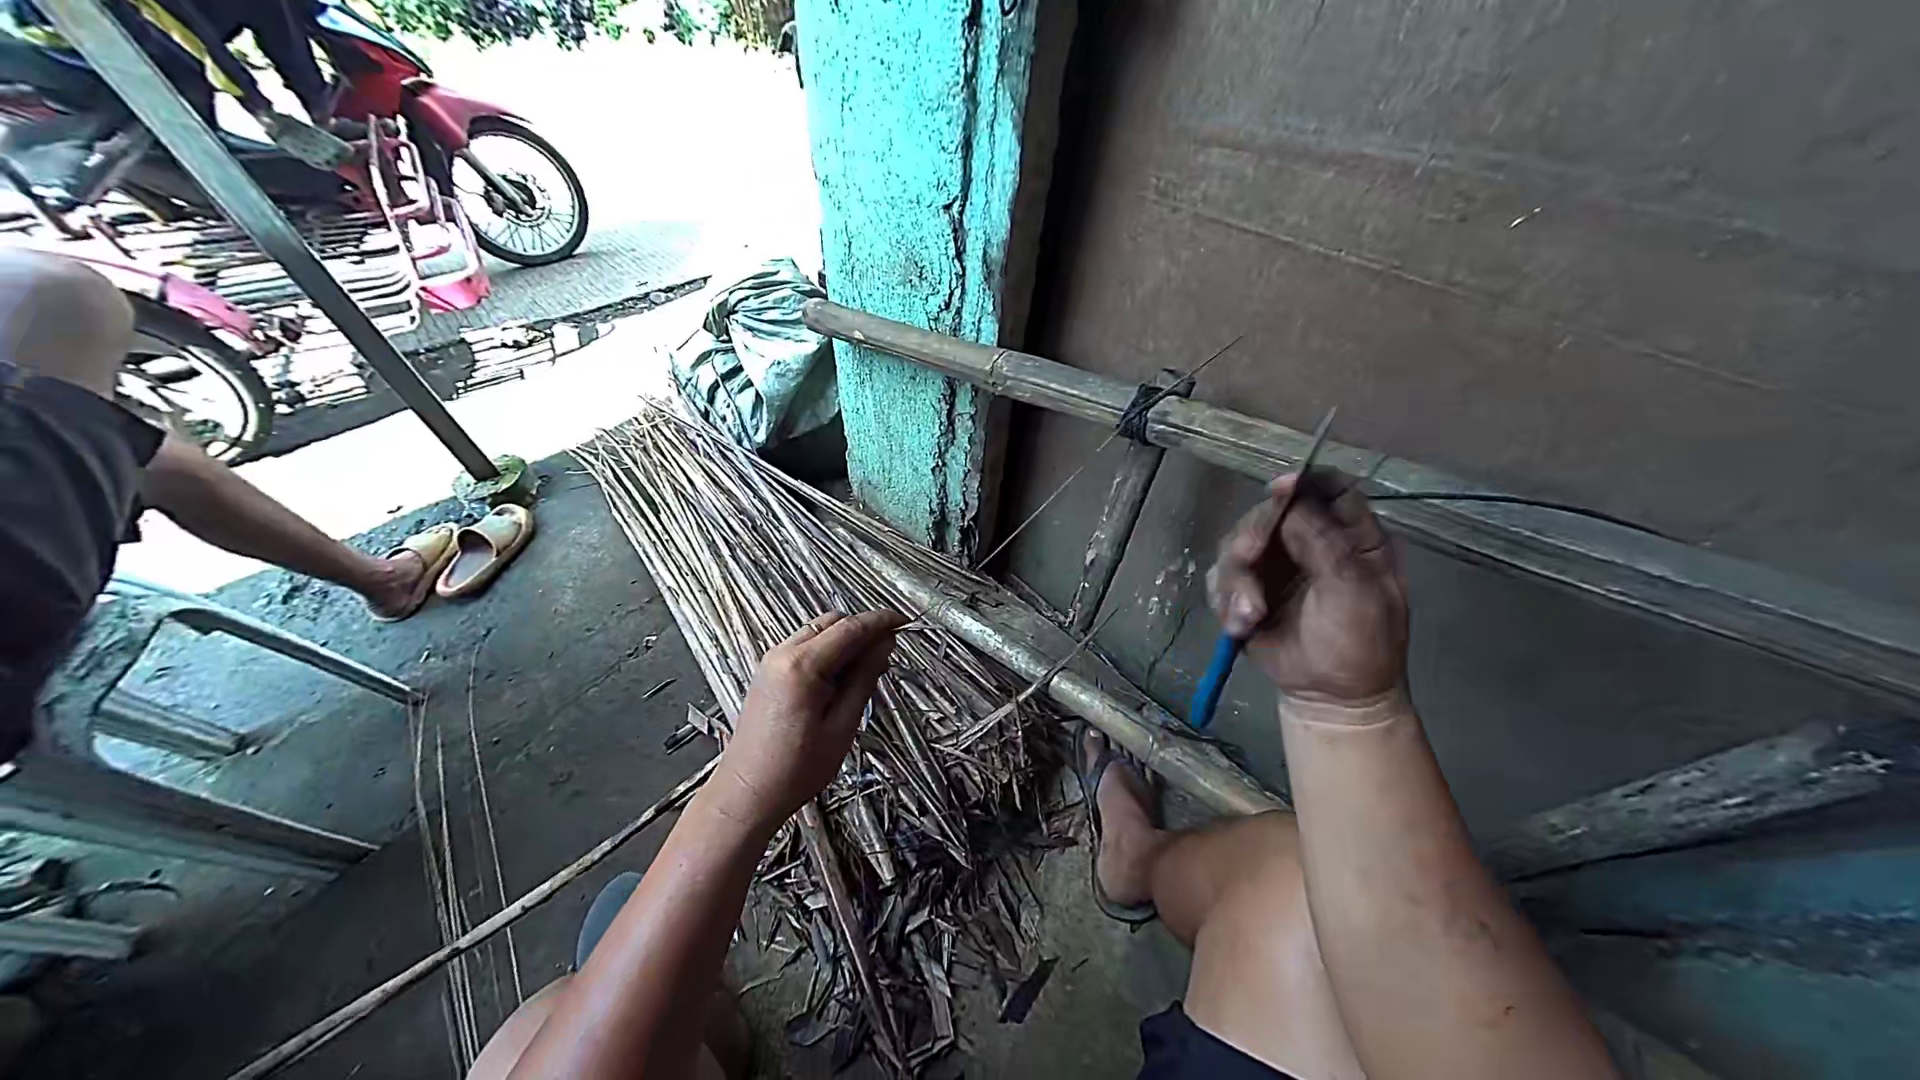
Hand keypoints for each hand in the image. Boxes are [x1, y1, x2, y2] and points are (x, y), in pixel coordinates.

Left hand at [717, 609, 905, 826]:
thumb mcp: (842, 725)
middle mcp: (783, 653)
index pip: (850, 628)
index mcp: (802, 665)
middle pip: (833, 622)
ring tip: (868, 668)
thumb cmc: (797, 769)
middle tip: (889, 651)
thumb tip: (886, 643)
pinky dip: (828, 650)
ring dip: (845, 639)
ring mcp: (771, 660)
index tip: (905, 623)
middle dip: (863, 629)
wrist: (747, 793)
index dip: (881, 622)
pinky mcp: (768, 671)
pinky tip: (842, 677)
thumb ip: (864, 678)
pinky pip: (804, 646)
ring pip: (818, 631)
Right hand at [1206, 472, 1408, 714]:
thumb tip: (1290, 501)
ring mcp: (1274, 567)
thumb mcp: (1355, 591)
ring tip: (1250, 612)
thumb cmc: (1361, 644)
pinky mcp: (1246, 591)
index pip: (1327, 490)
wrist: (1332, 697)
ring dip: (1237, 578)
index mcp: (1349, 537)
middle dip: (1254, 532)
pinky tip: (1241, 625)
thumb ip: (1324, 543)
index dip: (1304, 482)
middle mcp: (1307, 543)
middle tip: (1248, 554)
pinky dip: (1226, 600)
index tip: (1281, 488)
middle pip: (1271, 513)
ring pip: (1237, 545)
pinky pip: (1221, 580)